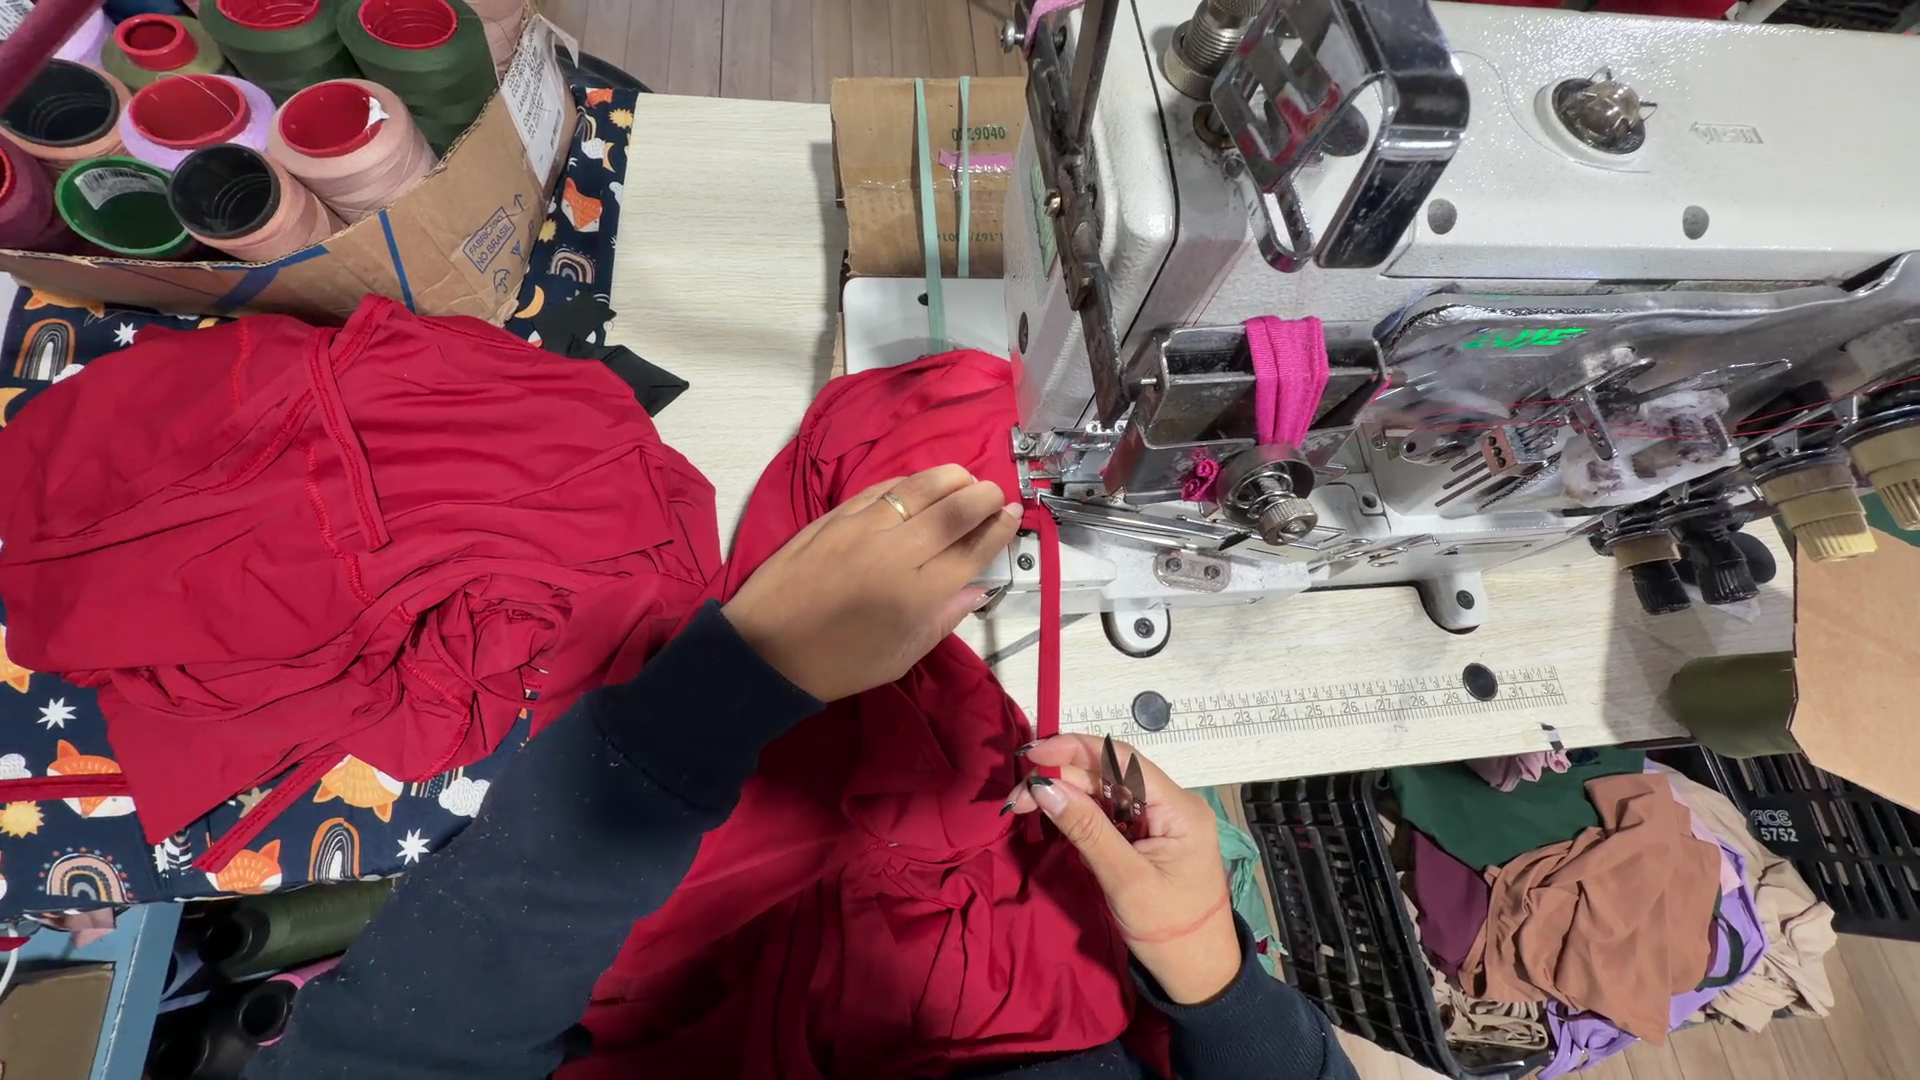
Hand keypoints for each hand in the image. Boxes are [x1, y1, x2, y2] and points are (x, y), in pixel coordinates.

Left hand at [721, 464, 1020, 702]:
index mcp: (915, 597)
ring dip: (950, 477)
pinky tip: (920, 483)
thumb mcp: (900, 657)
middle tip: (995, 493)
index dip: (998, 529)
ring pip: (918, 489)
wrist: (765, 651)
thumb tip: (976, 588)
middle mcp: (895, 555)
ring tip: (965, 478)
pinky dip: (908, 481)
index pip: (971, 552)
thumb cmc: (838, 664)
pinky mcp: (834, 517)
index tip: (1012, 514)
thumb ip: (942, 619)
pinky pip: (881, 489)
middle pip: (953, 511)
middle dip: (983, 496)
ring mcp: (862, 529)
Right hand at [1006, 735, 1240, 1003]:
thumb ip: (1086, 829)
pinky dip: (1078, 814)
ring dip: (1064, 795)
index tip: (1033, 756)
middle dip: (1060, 778)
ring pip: (1103, 791)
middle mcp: (1169, 803)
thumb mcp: (1125, 881)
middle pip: (1107, 774)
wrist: (1201, 979)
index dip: (1074, 749)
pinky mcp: (1145, 835)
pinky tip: (1055, 820)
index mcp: (1178, 807)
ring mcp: (1157, 819)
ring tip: (1024, 806)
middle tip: (1017, 797)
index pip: (1121, 759)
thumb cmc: (1171, 933)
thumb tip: (1043, 786)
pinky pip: (1107, 812)